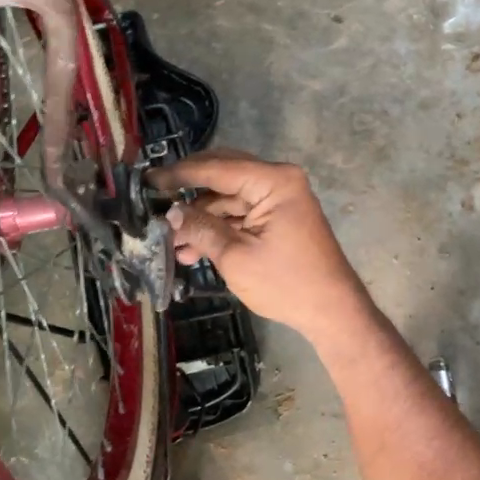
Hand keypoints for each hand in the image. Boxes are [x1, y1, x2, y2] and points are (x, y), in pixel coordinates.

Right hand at [152, 152, 371, 343]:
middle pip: (222, 176)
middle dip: (188, 192)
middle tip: (155, 202)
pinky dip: (217, 228)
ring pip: (227, 198)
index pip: (216, 168)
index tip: (148, 180)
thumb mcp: (235, 256)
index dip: (179, 174)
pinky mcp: (277, 219)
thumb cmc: (286, 283)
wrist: (331, 311)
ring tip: (170, 240)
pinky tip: (191, 250)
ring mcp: (278, 200)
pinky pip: (240, 214)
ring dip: (200, 217)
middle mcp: (277, 181)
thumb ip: (200, 229)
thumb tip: (169, 214)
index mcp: (273, 181)